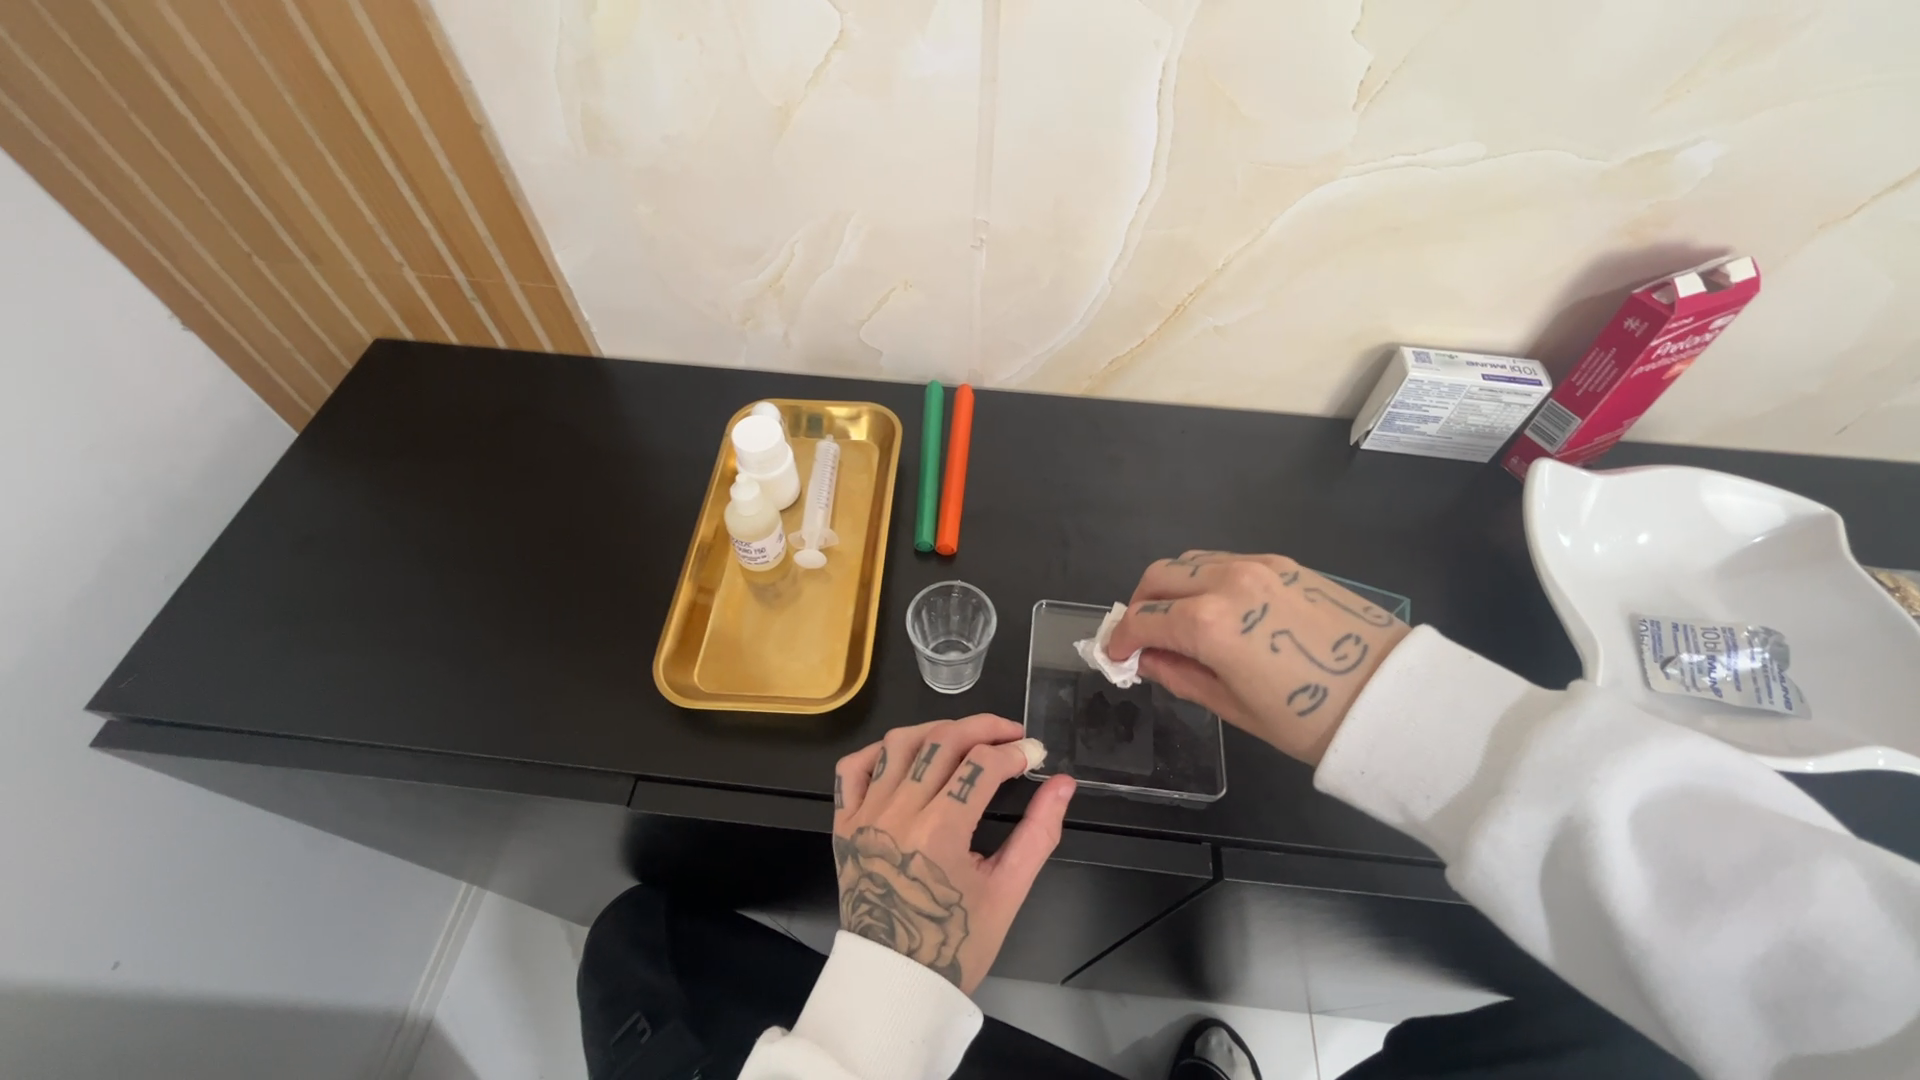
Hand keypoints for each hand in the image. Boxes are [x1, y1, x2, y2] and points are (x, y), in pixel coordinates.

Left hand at [831, 714, 1075, 994]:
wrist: (895, 983)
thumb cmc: (956, 941)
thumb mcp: (1008, 891)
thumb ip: (1039, 832)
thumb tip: (1063, 783)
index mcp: (940, 832)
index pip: (982, 764)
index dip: (1015, 751)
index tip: (1034, 753)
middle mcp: (898, 812)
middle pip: (942, 740)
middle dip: (983, 727)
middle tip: (1010, 733)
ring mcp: (865, 815)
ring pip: (899, 742)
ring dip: (937, 730)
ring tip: (965, 739)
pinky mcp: (844, 823)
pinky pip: (854, 767)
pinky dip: (880, 751)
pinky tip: (907, 757)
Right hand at [1108, 552, 1411, 764]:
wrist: (1393, 698)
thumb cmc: (1309, 719)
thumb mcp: (1234, 708)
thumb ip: (1180, 675)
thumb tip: (1148, 660)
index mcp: (1208, 623)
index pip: (1143, 619)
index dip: (1121, 639)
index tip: (1116, 655)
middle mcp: (1226, 582)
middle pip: (1158, 576)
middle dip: (1139, 604)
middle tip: (1142, 635)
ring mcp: (1257, 566)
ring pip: (1189, 561)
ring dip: (1170, 586)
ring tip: (1176, 620)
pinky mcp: (1283, 563)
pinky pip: (1223, 560)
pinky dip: (1203, 579)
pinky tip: (1215, 608)